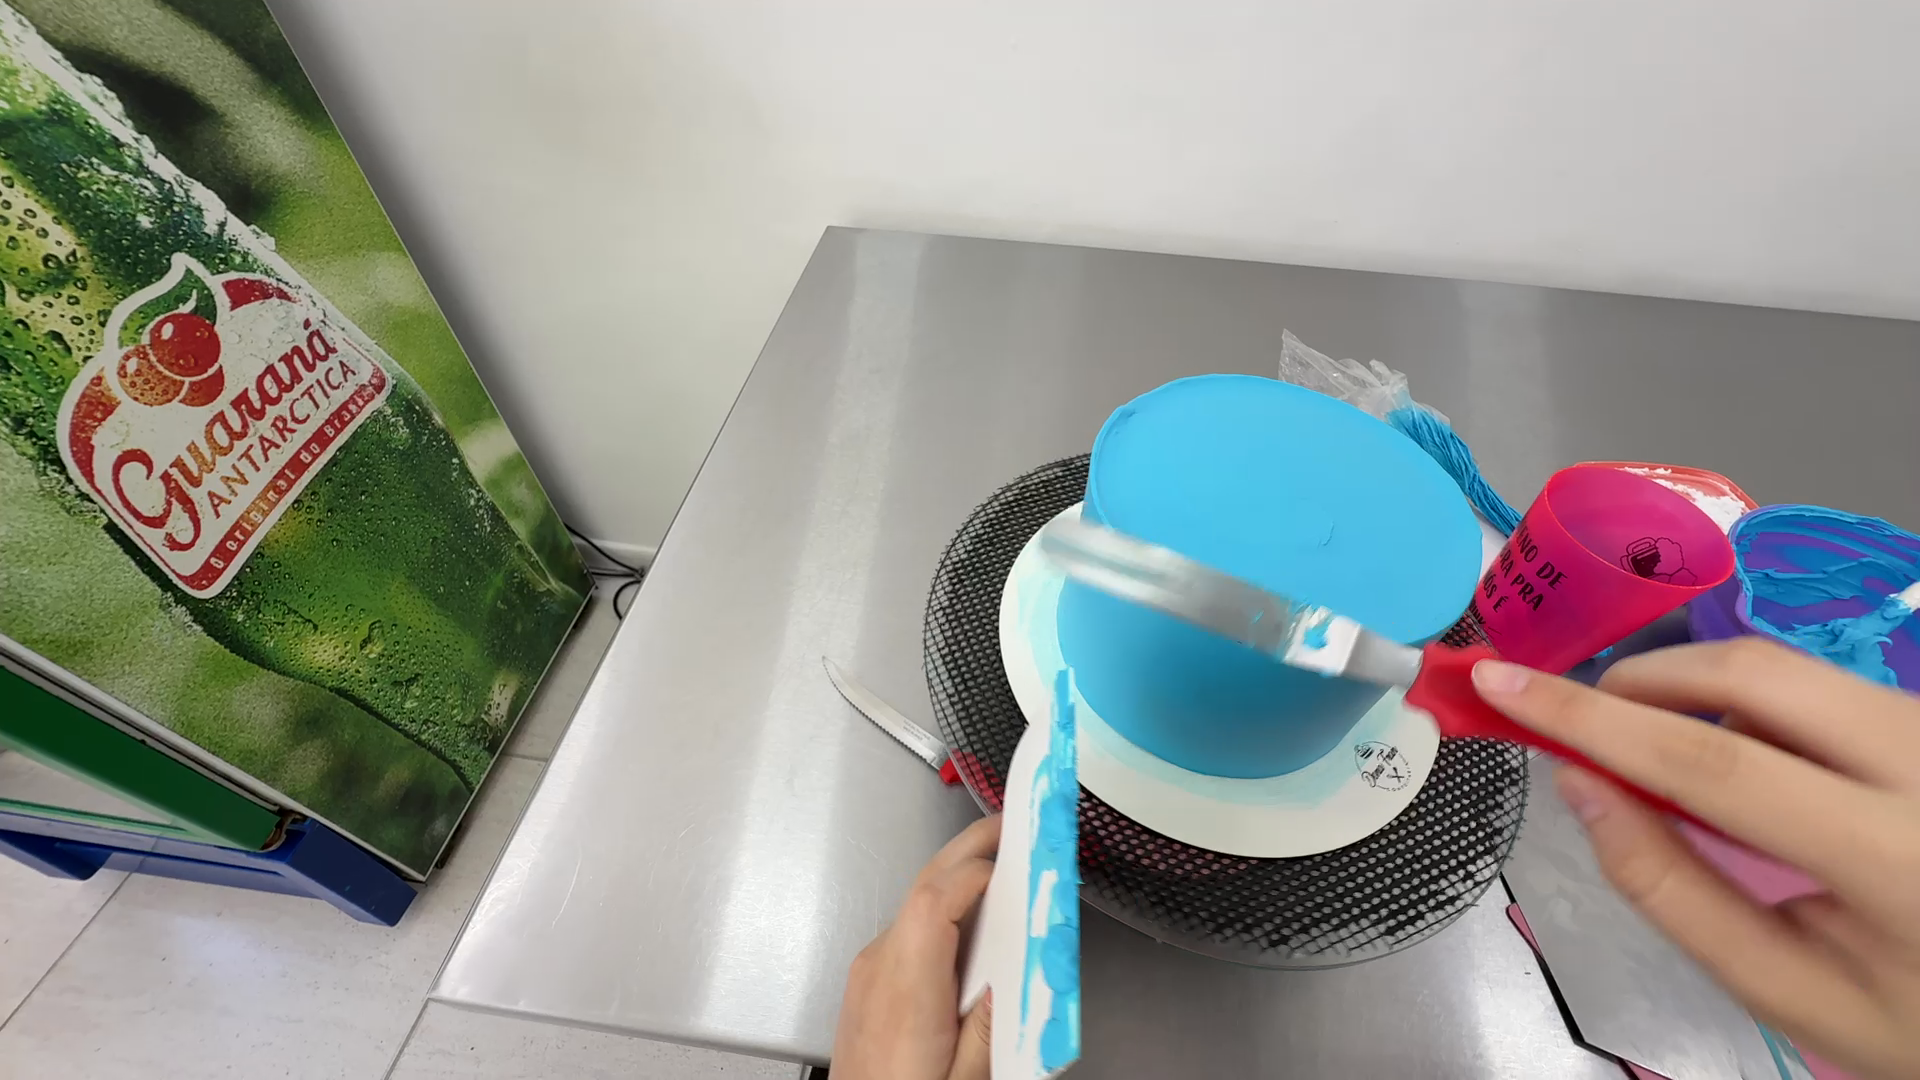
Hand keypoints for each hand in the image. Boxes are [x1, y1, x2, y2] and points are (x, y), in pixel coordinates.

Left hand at [831, 815, 1000, 1079]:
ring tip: (1001, 857)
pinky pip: (910, 921)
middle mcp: (880, 966)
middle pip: (924, 883)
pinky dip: (944, 901)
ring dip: (959, 870)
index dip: (976, 870)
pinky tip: (972, 909)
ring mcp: (870, 967)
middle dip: (970, 846)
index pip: (936, 900)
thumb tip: (1018, 965)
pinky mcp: (869, 974)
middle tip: (1011, 824)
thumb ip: (993, 1020)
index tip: (1014, 862)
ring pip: (917, 897)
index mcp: (906, 990)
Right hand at [1473, 640, 1919, 1079]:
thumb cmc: (1915, 1016)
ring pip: (1785, 668)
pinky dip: (1744, 704)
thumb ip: (1663, 883)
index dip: (1585, 716)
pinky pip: (1818, 683)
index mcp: (1898, 864)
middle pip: (1752, 675)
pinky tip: (1750, 761)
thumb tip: (1573, 779)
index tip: (1494, 680)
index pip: (1708, 764)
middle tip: (1594, 718)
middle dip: (1638, 680)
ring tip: (1677, 754)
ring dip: (1692, 691)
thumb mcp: (1782, 985)